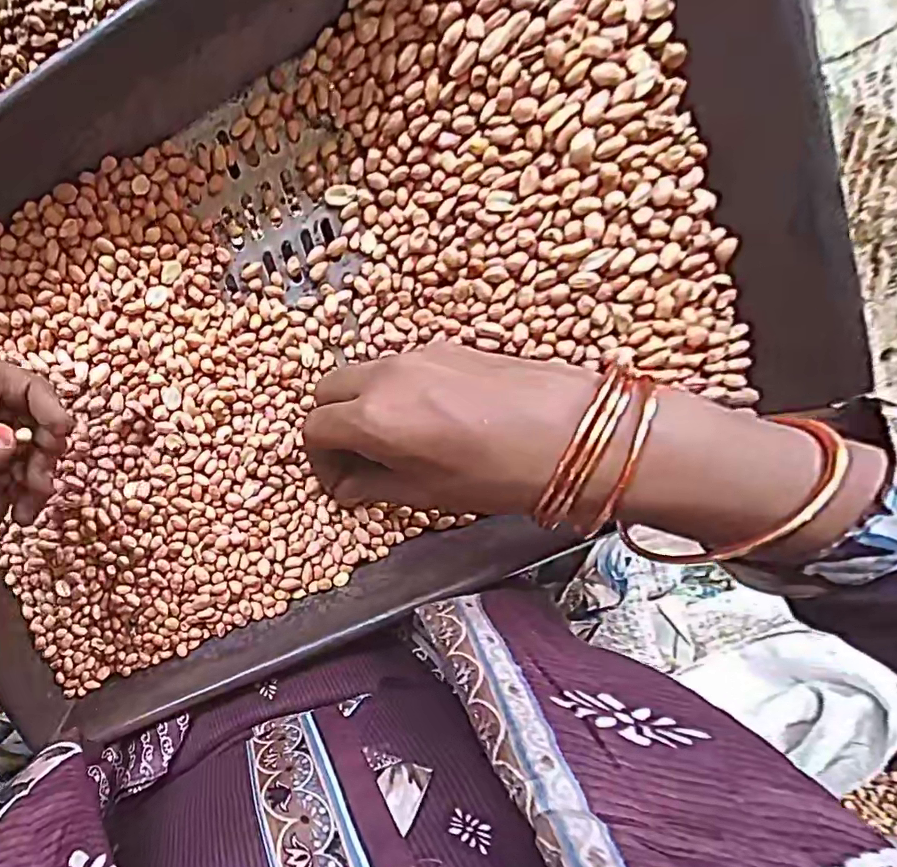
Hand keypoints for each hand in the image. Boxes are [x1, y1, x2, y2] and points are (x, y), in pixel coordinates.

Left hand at [0, 358, 73, 638]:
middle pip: (16, 404)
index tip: (58, 422)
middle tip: (54, 458)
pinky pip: (28, 473)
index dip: (30, 388)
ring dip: (44, 464)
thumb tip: (6, 436)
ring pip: (28, 439)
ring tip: (35, 497)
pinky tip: (26, 516)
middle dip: (45, 428)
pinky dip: (37, 490)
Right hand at [303, 344, 602, 515]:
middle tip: (352, 457)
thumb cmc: (500, 474)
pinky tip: (421, 419)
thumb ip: (372, 486)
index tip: (338, 481)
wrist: (582, 433)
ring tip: (387, 440)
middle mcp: (385, 376)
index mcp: (372, 417)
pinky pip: (396, 366)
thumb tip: (347, 486)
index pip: (314, 429)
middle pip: (327, 391)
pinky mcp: (447, 346)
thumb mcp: (425, 492)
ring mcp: (417, 354)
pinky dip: (388, 391)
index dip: (318, 461)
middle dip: (329, 425)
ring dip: (357, 405)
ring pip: (360, 374)